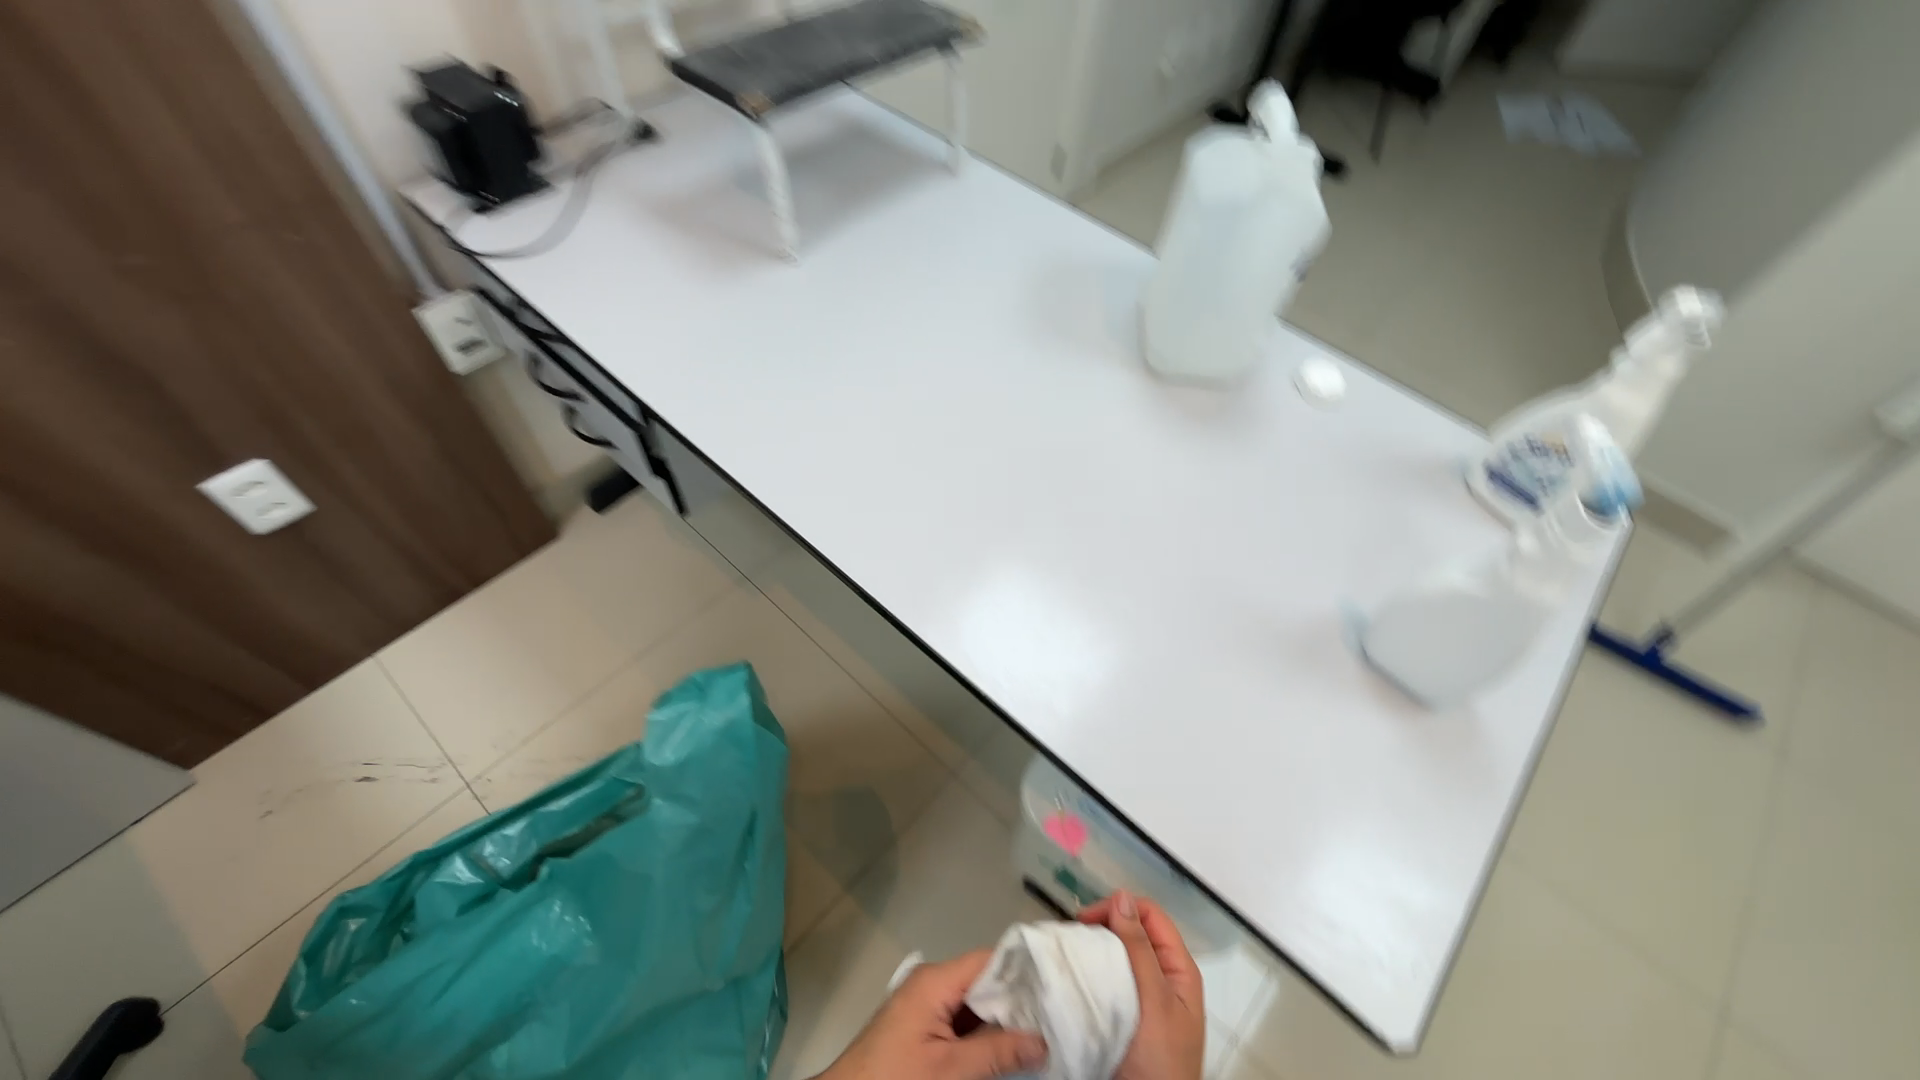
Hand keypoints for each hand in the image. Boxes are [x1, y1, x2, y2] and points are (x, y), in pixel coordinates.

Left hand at [816, 950, 1049, 1079]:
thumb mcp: (951, 1071)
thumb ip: (997, 1052)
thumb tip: (1043, 1040)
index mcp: (935, 981)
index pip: (990, 959)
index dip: (1025, 970)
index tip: (1060, 984)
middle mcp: (930, 985)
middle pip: (985, 981)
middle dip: (1019, 1000)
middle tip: (1059, 1014)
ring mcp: (925, 1008)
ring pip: (975, 1005)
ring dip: (1004, 1020)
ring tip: (1045, 1030)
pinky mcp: (921, 1030)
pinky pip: (961, 1022)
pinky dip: (984, 1034)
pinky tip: (1012, 1048)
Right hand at [1078, 890, 1205, 1079]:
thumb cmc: (1160, 1060)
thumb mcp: (1155, 1002)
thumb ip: (1139, 950)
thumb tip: (1122, 896)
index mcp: (1178, 970)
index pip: (1150, 916)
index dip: (1119, 909)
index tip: (1084, 921)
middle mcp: (1162, 978)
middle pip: (1133, 932)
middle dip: (1103, 927)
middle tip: (1073, 940)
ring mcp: (1144, 997)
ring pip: (1118, 956)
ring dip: (1095, 950)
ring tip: (1070, 957)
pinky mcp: (1125, 1015)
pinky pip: (1108, 981)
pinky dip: (1092, 973)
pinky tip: (1075, 979)